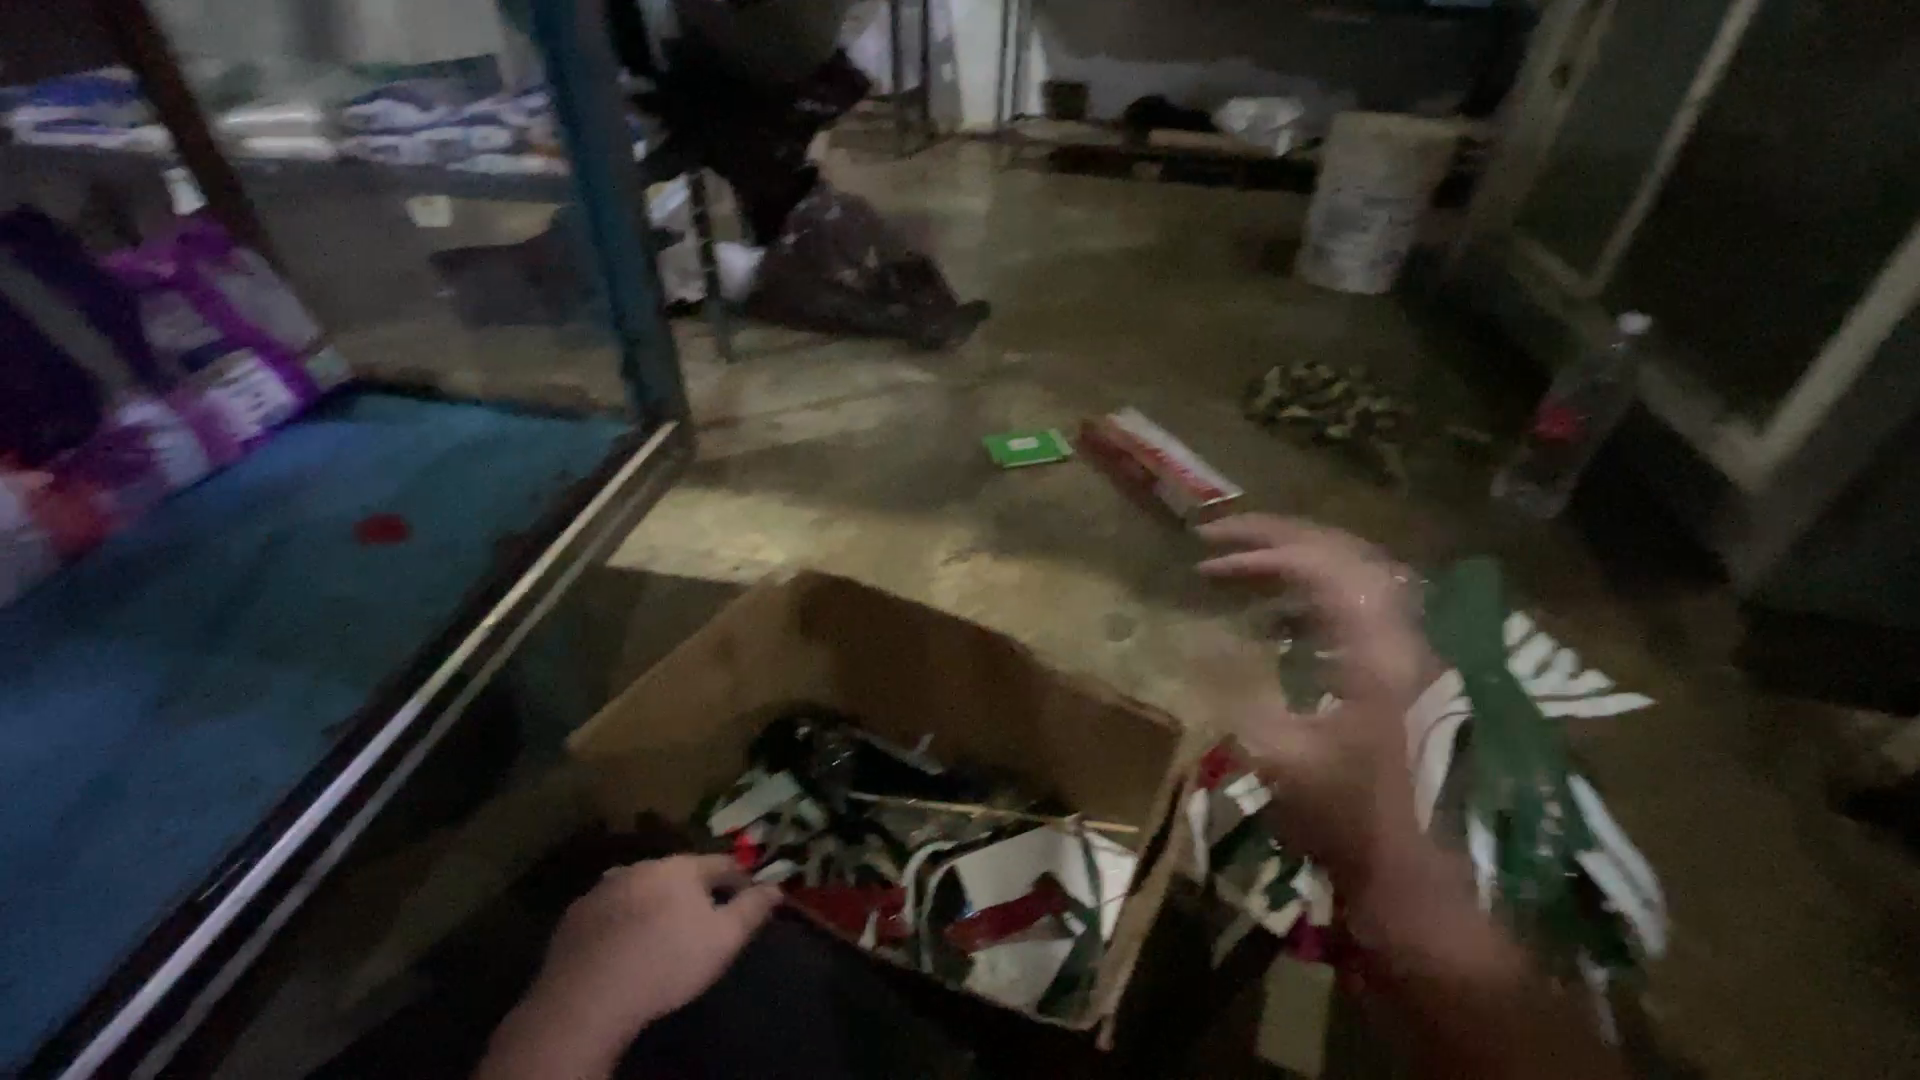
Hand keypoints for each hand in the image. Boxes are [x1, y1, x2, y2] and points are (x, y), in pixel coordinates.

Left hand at [483, 855, 779, 1078]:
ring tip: (660, 931)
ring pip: (640, 888)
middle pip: (678, 874)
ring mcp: (603, 888)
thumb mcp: (723, 940)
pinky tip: (623, 944)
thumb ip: (752, 909)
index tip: (748, 896)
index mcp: (680, 868)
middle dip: (693, 891)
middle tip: (702, 920)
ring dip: (653, 902)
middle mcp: (642, 867)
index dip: (739, 879)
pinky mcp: (575, 916)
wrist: (588, 998)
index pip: (721, 864)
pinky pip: (609, 910)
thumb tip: (776, 887)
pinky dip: (621, 920)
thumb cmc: (667, 963)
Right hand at [1196, 515, 1429, 887]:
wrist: (1433, 888)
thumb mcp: (1280, 755)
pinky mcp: (1412, 681)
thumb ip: (1235, 688)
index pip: (1322, 558)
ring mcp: (1416, 656)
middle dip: (1276, 544)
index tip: (1204, 544)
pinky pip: (1360, 616)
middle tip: (1217, 548)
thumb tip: (1195, 643)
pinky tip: (1278, 627)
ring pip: (1355, 583)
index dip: (1260, 542)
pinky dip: (1312, 605)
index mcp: (1380, 644)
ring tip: (1238, 579)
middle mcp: (1407, 634)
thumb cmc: (1356, 823)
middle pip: (1345, 556)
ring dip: (1294, 572)